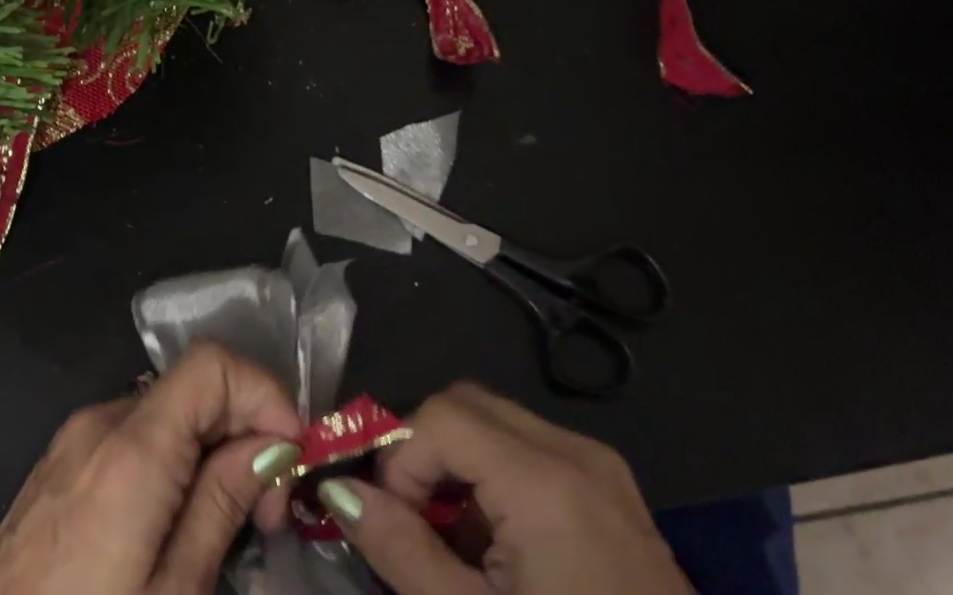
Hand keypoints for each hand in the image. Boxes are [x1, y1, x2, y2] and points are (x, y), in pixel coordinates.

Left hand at [0, 342, 304, 594]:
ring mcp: (72, 438)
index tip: (287, 464)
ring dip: (211, 449)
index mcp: (130, 449)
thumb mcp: (173, 590)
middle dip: (245, 433)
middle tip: (267, 515)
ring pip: (166, 412)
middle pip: (192, 388)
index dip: (263, 396)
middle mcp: (98, 423)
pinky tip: (178, 518)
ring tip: (226, 525)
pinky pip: (133, 435)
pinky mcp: (60, 460)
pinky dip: (172, 459)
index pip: (211, 364)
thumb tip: (270, 445)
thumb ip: (220, 504)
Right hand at [317, 383, 692, 594]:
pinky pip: (529, 450)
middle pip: (464, 404)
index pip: (439, 416)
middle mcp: (577, 456)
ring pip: (494, 423)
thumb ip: (400, 548)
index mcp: (545, 483)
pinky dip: (491, 476)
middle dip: (421, 451)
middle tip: (412, 519)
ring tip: (450, 538)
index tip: (396, 522)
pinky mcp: (613, 495)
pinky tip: (494, 545)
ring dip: (453, 463)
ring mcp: (602, 472)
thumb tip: (338, 490)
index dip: (400, 459)